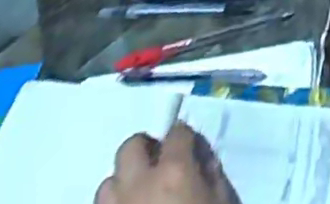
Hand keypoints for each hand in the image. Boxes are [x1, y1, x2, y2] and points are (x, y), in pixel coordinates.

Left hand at [97, 122, 238, 203]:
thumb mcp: (221, 200)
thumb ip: (210, 173)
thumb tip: (200, 157)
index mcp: (174, 170)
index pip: (177, 132)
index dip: (184, 135)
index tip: (190, 145)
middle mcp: (138, 184)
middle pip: (130, 147)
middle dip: (145, 147)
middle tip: (159, 160)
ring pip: (108, 182)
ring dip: (124, 182)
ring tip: (140, 194)